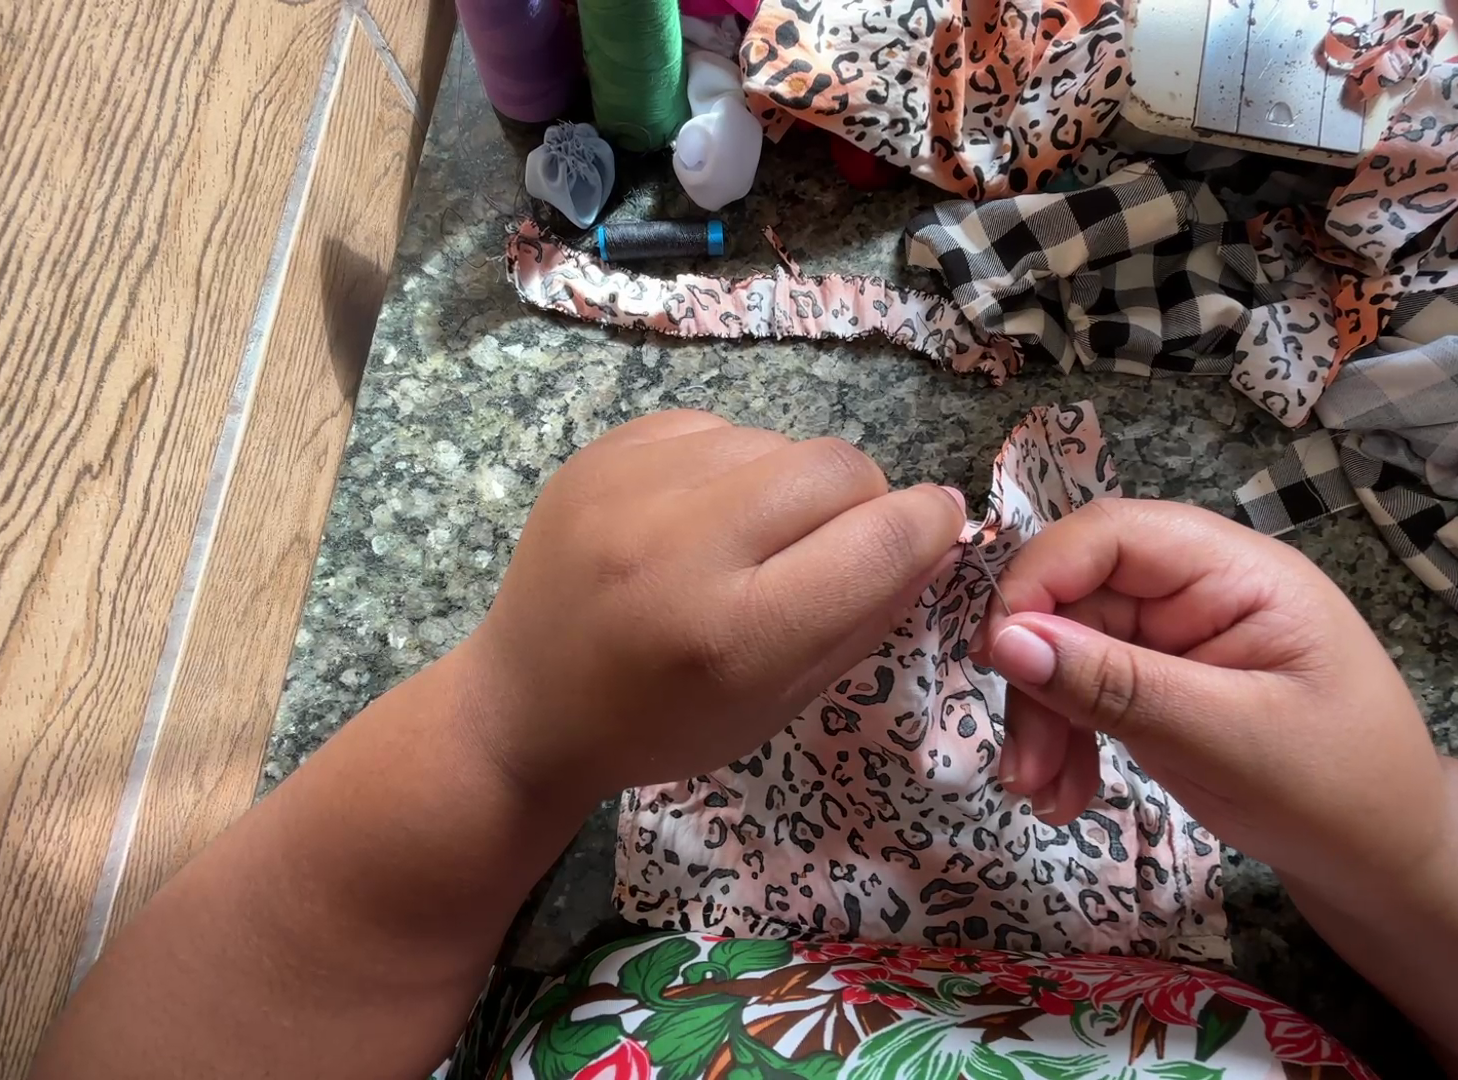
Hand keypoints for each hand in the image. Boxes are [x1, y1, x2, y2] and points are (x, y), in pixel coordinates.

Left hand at [462, 410, 966, 806]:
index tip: (933, 526)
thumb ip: (864, 619)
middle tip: (832, 540)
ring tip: (747, 534)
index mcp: (734, 634)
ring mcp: (628, 486)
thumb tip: (932, 535)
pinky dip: (731, 464)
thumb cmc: (660, 726)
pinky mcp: (599, 452)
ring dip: (789, 483)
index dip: (929, 525)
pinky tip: (697, 510)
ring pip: (776, 439)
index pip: (878, 542)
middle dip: (863, 500)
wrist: (524, 705)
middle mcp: (680, 545)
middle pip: (836, 466)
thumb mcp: (776, 703)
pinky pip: (714, 426)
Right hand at [971, 499, 1447, 899]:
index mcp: (1233, 570)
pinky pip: (1071, 686)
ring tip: (1039, 791)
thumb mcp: (1230, 741)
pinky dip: (1055, 737)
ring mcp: (1160, 631)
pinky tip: (1062, 792)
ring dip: (1037, 718)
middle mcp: (1186, 586)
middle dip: (1035, 679)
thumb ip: (1116, 686)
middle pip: (1068, 598)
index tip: (997, 654)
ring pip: (1056, 646)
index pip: (1108, 534)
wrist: (1383, 859)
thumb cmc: (1341, 793)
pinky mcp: (1140, 672)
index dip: (1039, 578)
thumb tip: (1004, 643)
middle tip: (1021, 762)